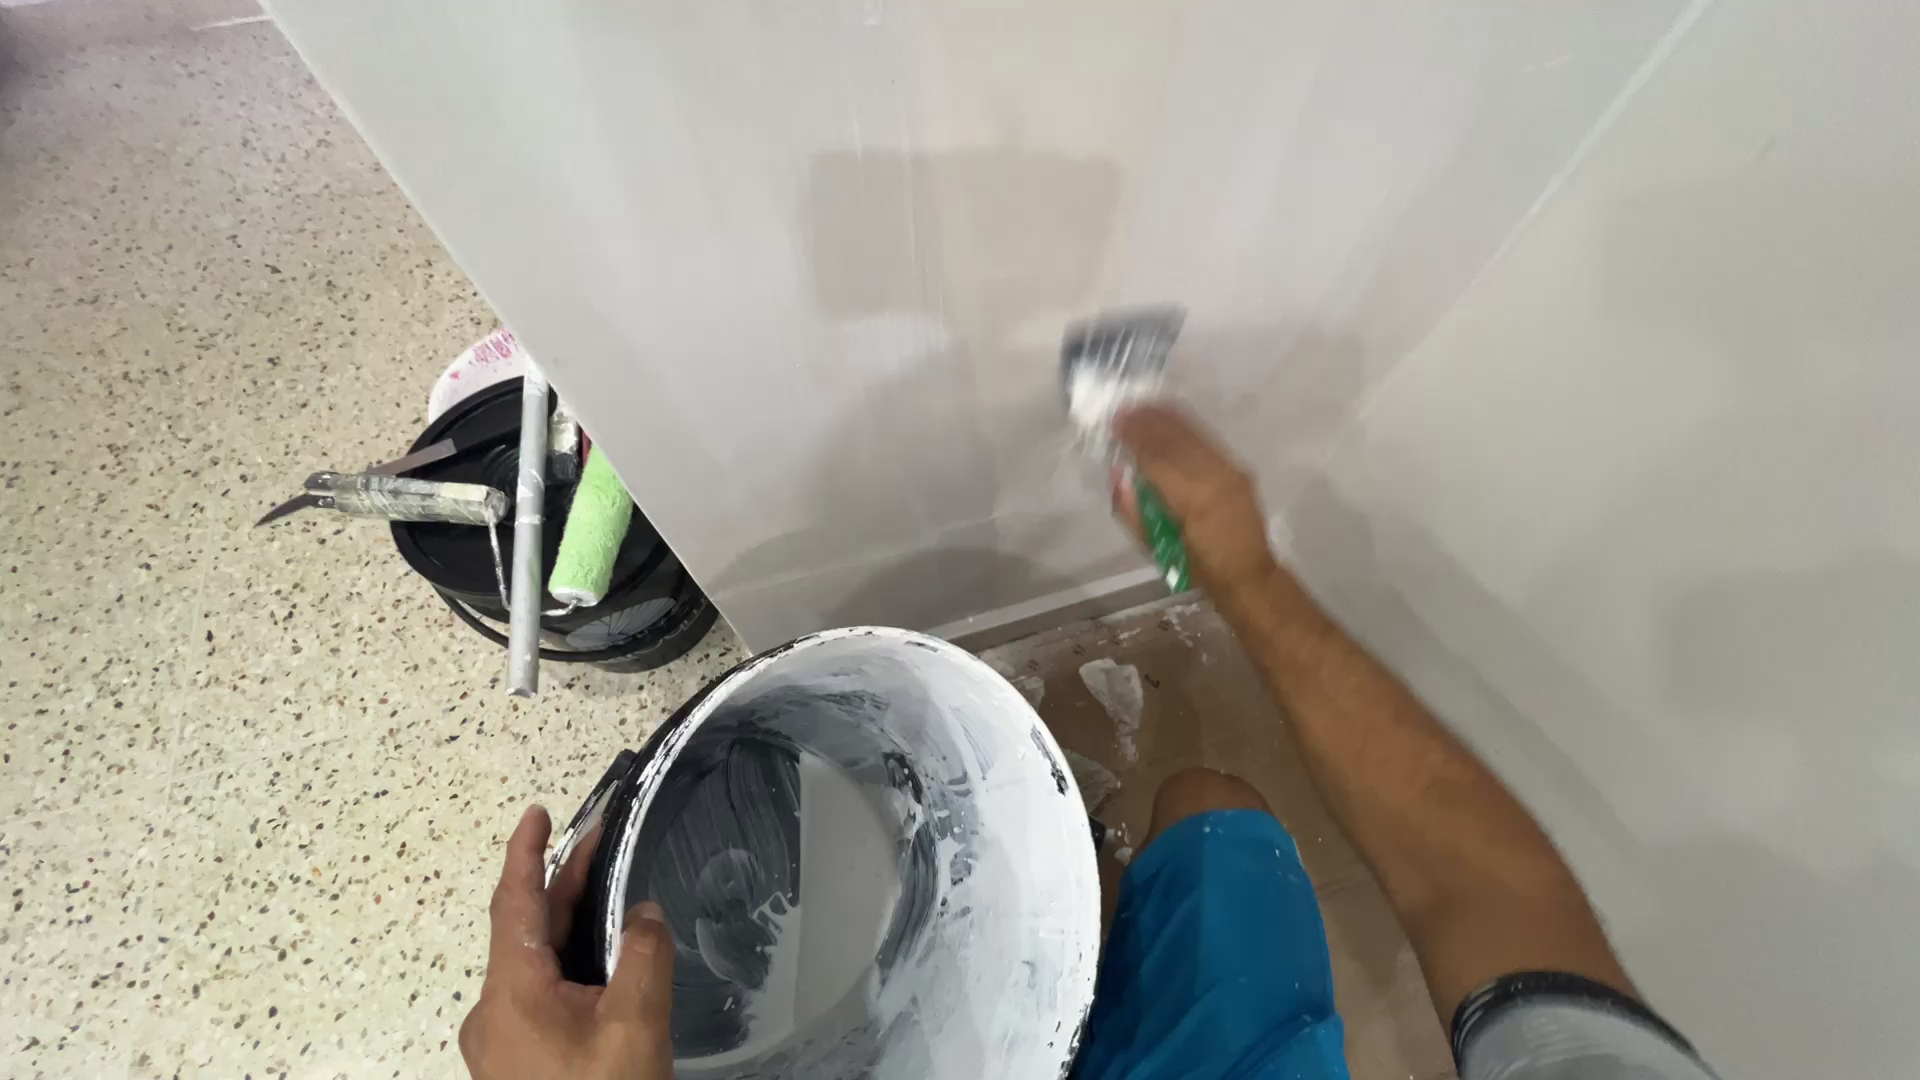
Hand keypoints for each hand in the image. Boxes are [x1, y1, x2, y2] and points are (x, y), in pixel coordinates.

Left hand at [460, 805, 674, 1079]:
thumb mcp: (635, 1021)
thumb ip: (643, 952)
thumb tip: (642, 915)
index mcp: (512, 992)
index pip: (513, 903)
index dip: (525, 852)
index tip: (539, 812)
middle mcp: (495, 1011)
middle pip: (527, 927)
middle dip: (563, 878)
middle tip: (604, 839)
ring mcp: (503, 1040)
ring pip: (535, 959)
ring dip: (569, 919)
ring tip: (609, 887)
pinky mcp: (519, 1061)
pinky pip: (541, 988)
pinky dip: (570, 956)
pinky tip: (604, 958)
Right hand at [1112, 404, 1276, 595]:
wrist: (1248, 573)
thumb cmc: (1196, 567)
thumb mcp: (1156, 548)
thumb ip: (1133, 510)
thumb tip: (1117, 474)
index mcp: (1192, 500)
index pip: (1157, 459)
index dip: (1134, 438)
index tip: (1114, 423)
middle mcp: (1214, 478)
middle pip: (1175, 440)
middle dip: (1147, 422)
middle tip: (1123, 409)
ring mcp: (1230, 470)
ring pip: (1193, 434)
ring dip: (1165, 418)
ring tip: (1141, 405)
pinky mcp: (1237, 468)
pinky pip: (1206, 439)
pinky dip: (1184, 425)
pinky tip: (1168, 416)